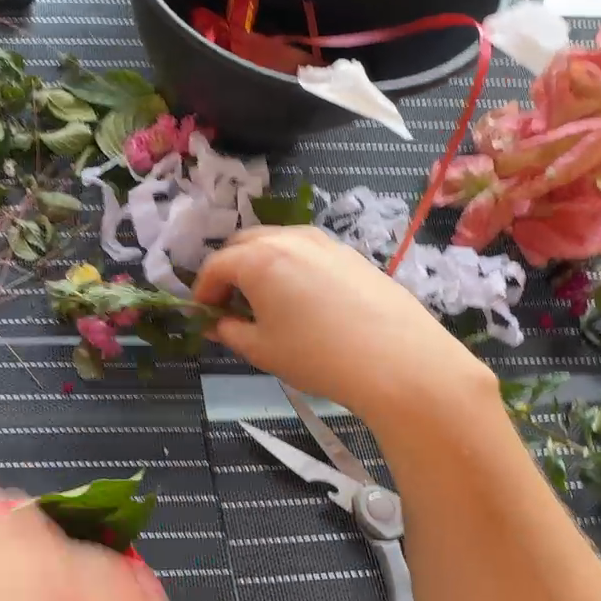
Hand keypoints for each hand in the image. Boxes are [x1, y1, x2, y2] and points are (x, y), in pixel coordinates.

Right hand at [194, 228, 497, 428]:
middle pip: (244, 244)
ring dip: (259, 265)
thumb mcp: (260, 349)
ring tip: (263, 303)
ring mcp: (326, 243)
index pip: (215, 266)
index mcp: (259, 258)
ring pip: (278, 243)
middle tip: (228, 306)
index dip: (201, 293)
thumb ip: (229, 331)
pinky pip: (307, 252)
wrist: (399, 361)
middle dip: (228, 271)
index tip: (202, 317)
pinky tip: (300, 302)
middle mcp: (290, 239)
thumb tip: (216, 324)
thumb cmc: (316, 356)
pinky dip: (290, 267)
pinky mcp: (352, 255)